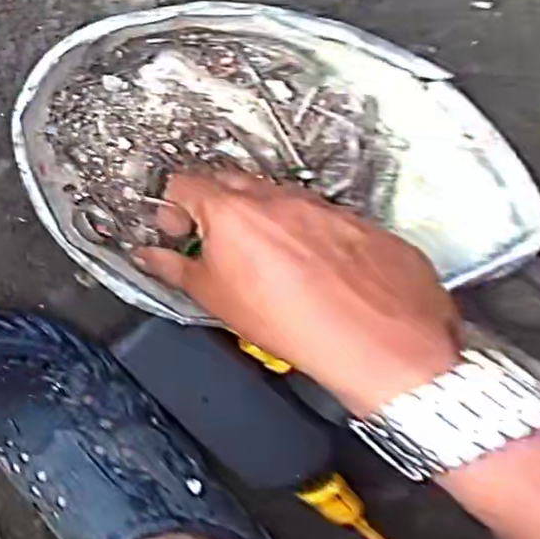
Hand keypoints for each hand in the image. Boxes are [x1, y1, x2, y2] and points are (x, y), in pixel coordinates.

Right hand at [136, 170, 462, 415]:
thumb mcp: (213, 297)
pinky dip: (317, 237)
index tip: (178, 230)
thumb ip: (172, 267)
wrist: (388, 356)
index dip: (172, 206)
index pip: (182, 184)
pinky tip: (320, 271)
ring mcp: (330, 213)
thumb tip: (151, 258)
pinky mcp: (374, 232)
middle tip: (215, 235)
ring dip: (268, 217)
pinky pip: (333, 221)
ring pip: (284, 199)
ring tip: (271, 256)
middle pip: (231, 182)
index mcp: (230, 210)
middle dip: (216, 203)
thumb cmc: (298, 326)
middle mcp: (279, 200)